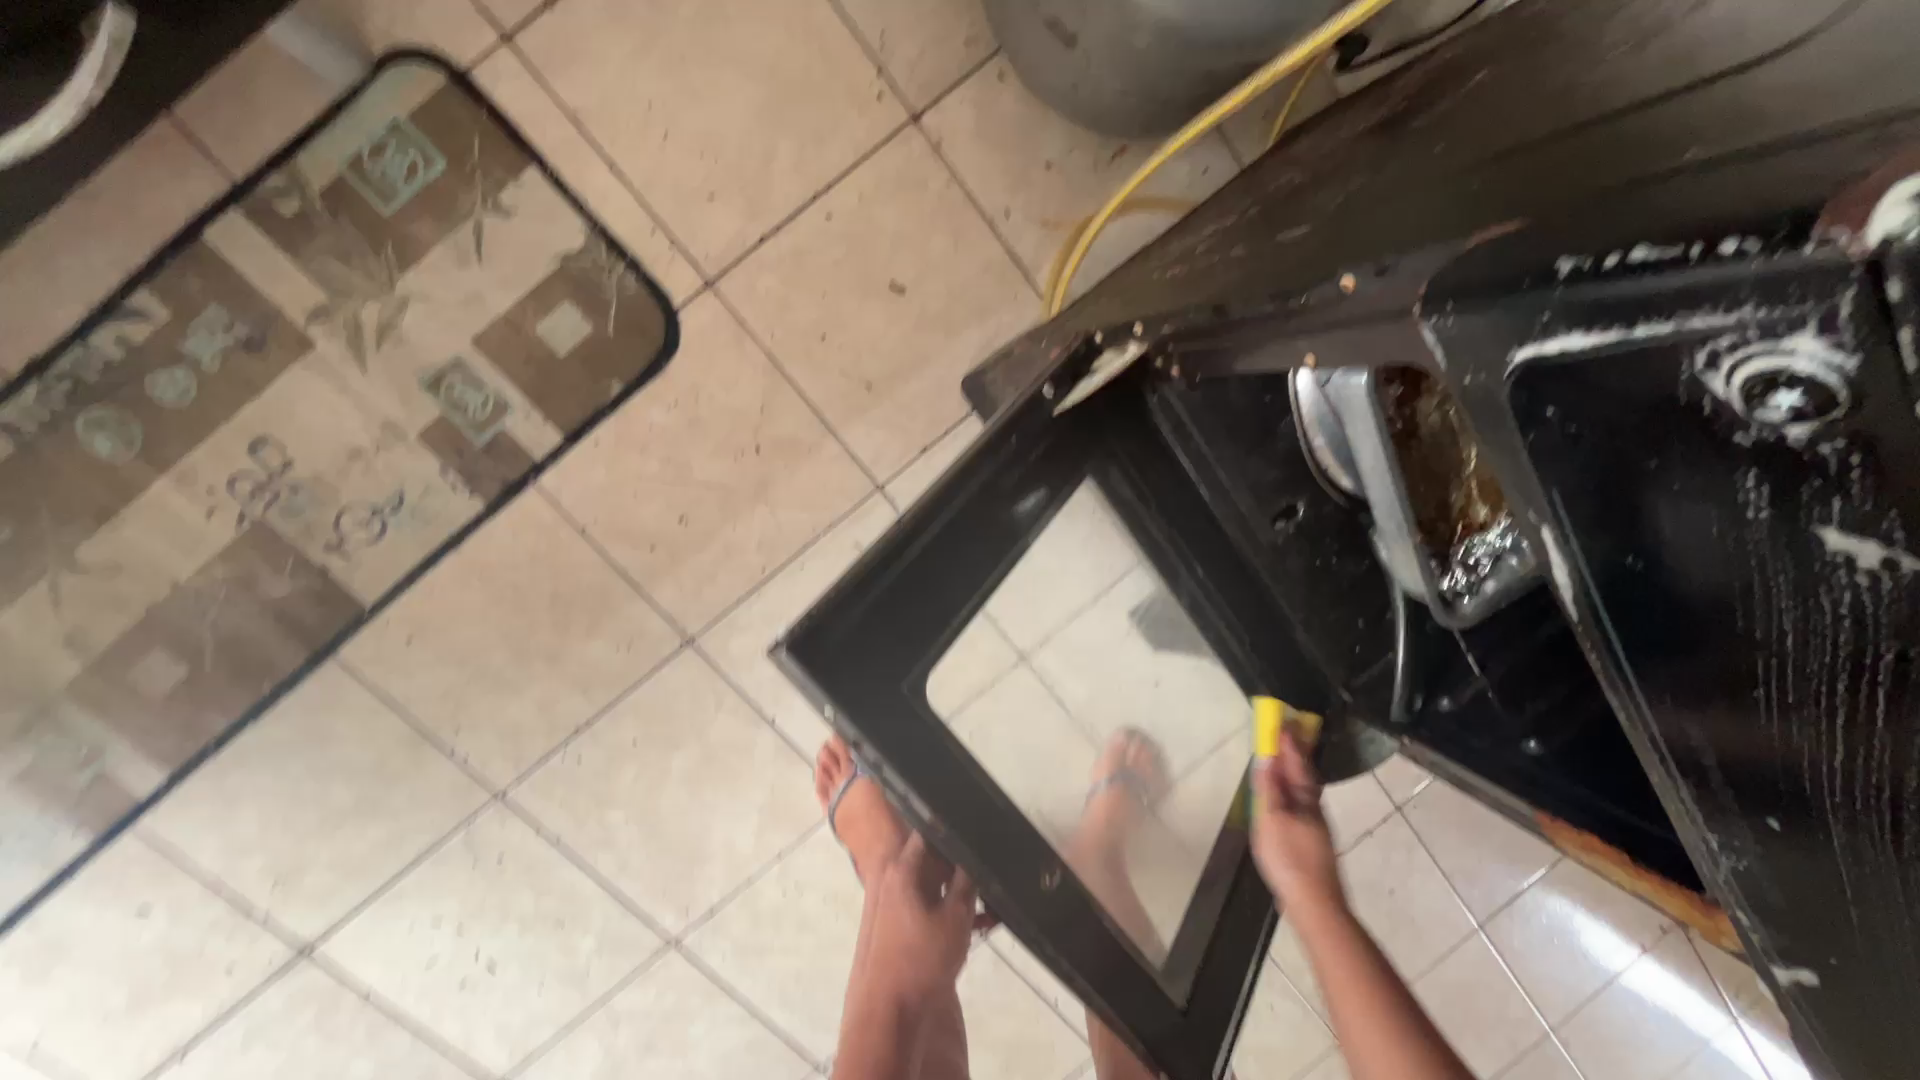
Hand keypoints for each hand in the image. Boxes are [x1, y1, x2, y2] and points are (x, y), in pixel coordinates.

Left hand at [854, 833, 978, 1005]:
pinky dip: (952, 911)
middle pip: (933, 858)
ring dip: (962, 890)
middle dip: (964, 862)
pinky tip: (984, 923)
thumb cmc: (921, 959)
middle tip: (995, 869)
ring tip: (996, 903)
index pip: (928, 829)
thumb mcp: (955, 918)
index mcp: (902, 868)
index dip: (955, 825)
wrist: (889, 1012)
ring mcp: (894, 904)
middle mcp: (893, 879)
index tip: (981, 827)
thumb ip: (967, 880)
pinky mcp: (898, 926)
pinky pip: (929, 906)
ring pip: (934, 884)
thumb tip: (975, 853)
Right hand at [1250, 733, 1343, 917]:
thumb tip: (1268, 760)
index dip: (1289, 744)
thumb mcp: (1271, 821)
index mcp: (1306, 801)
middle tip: (1286, 735)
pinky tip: (1284, 803)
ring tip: (1281, 764)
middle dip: (1295, 755)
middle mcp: (1315, 810)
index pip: (1297, 765)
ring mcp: (1316, 828)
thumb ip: (1269, 790)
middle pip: (1305, 777)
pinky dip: (1292, 794)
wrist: (1315, 904)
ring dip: (1294, 774)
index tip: (1283, 722)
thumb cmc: (1289, 858)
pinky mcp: (1312, 844)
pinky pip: (1301, 806)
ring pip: (1305, 792)